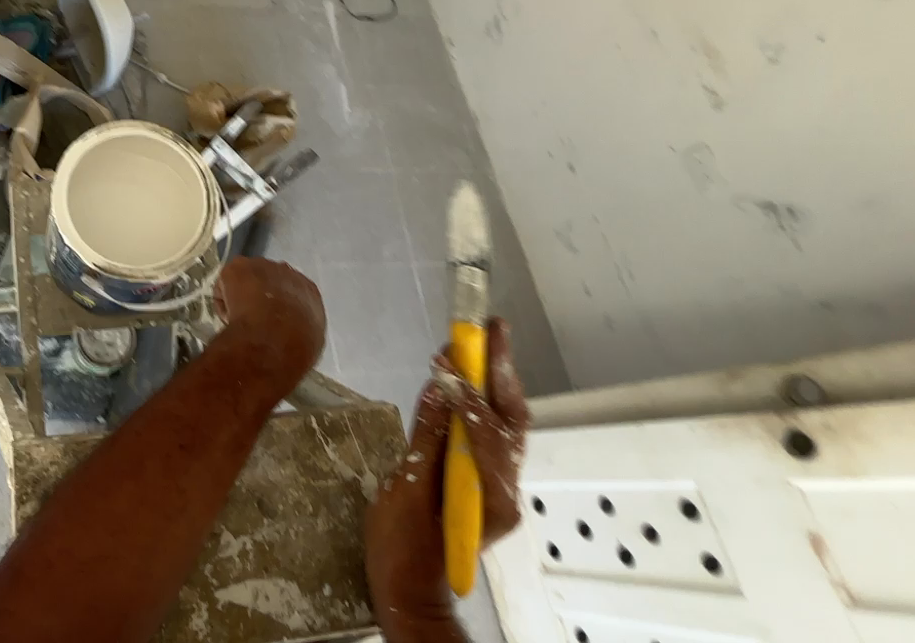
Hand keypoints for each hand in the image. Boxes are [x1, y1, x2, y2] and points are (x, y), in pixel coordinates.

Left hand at [213, 258, 326, 380]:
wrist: (276, 337)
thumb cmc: (296, 347)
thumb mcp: (310, 342)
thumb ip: (300, 330)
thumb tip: (290, 334)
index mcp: (308, 290)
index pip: (291, 292)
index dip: (278, 305)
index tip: (271, 320)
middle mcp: (287, 272)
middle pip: (268, 281)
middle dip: (259, 295)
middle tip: (252, 318)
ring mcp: (262, 266)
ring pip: (245, 281)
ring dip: (240, 297)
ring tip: (238, 321)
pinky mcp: (239, 267)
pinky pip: (225, 285)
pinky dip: (224, 302)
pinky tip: (228, 319)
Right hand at [364, 318, 530, 629]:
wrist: (409, 588)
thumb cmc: (403, 545)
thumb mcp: (408, 489)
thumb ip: (426, 437)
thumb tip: (437, 386)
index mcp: (490, 495)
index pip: (486, 431)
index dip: (466, 392)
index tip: (443, 359)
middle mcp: (505, 488)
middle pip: (512, 420)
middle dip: (502, 371)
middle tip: (492, 327)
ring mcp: (499, 486)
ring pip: (506, 425)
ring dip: (494, 380)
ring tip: (483, 339)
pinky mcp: (484, 482)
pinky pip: (489, 434)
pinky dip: (478, 401)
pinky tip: (465, 378)